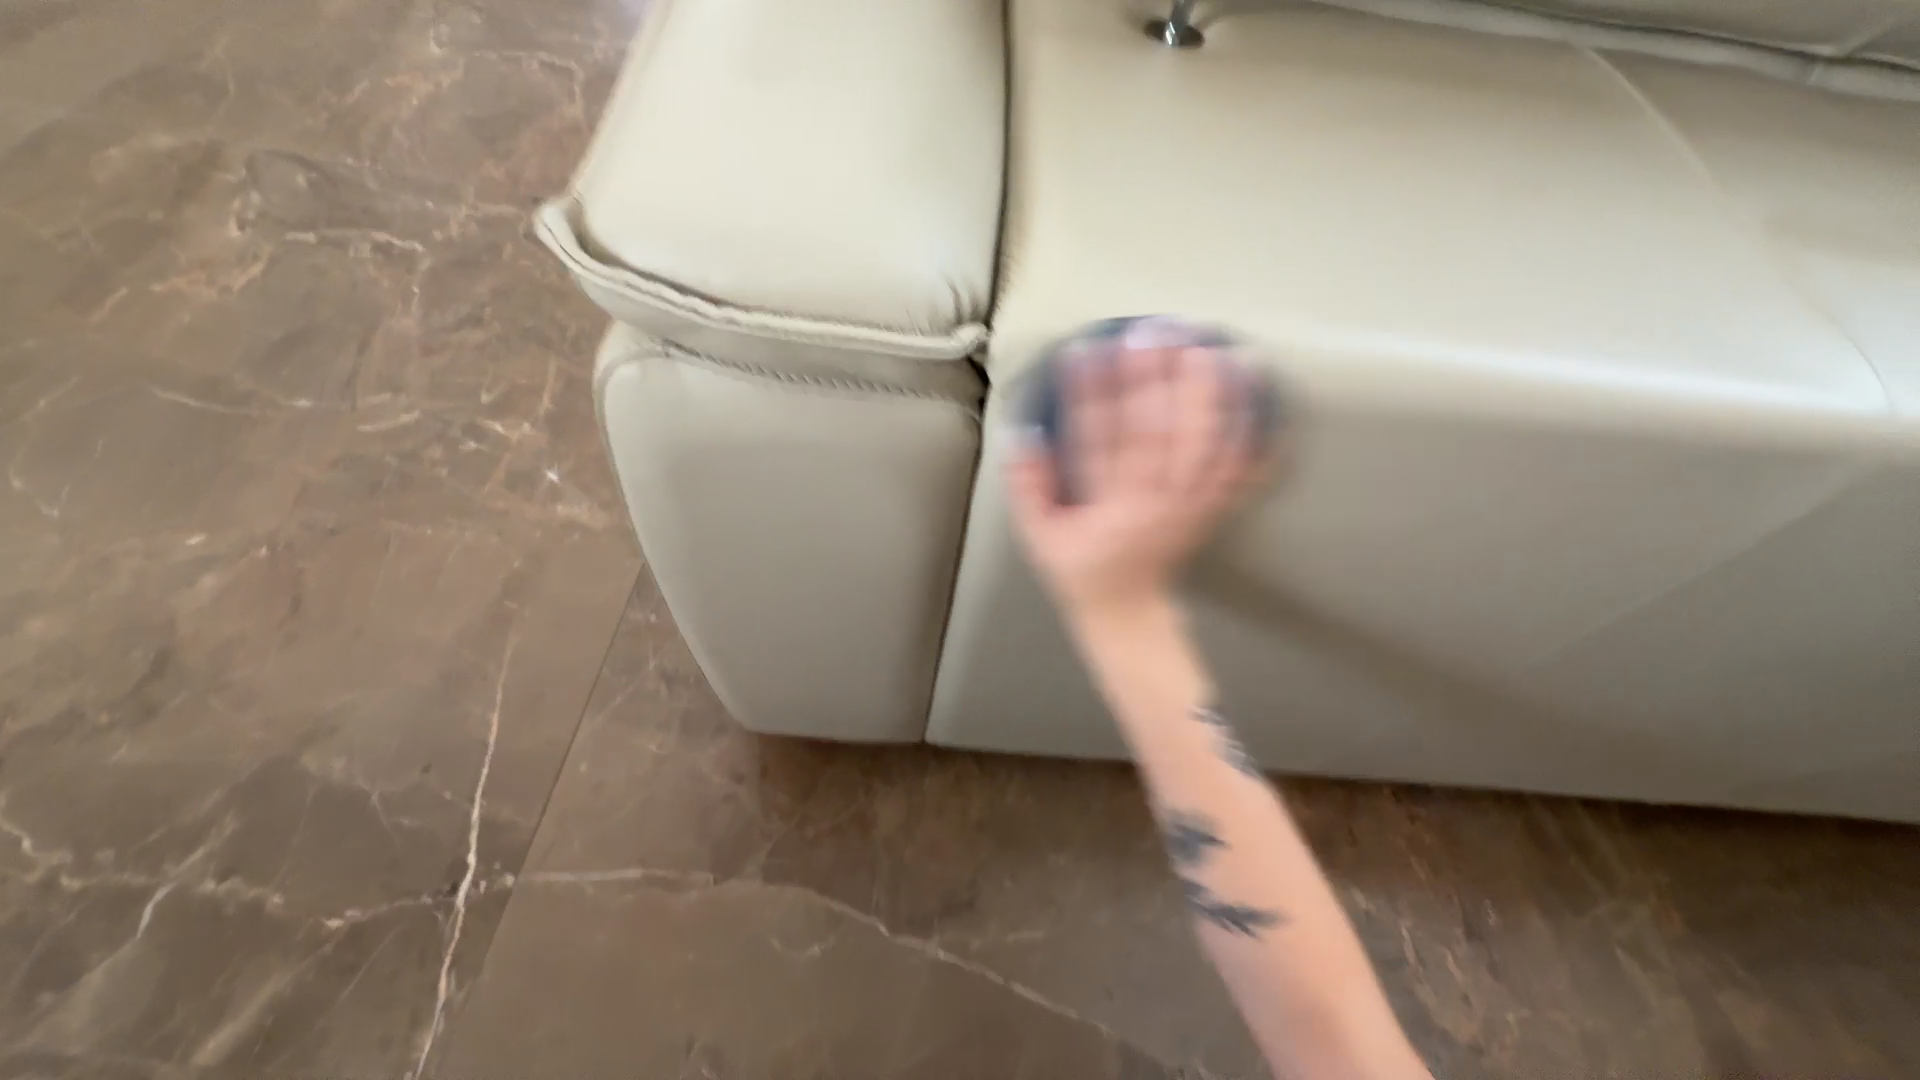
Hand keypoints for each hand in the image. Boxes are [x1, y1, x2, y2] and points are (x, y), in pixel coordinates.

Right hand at [1006, 322, 1272, 621]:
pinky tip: (1254, 391)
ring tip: (1210, 348)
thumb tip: (1023, 434)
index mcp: (1109, 512)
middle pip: (1159, 436)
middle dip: (1155, 381)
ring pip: (1205, 448)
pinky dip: (1251, 429)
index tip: (1085, 350)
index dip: (1090, 394)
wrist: (1128, 615)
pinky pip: (1239, 470)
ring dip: (1209, 396)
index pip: (1097, 441)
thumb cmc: (1078, 573)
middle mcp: (1155, 506)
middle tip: (1153, 333)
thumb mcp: (1038, 537)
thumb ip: (1028, 487)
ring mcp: (1189, 508)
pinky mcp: (1212, 510)